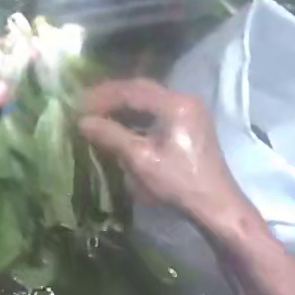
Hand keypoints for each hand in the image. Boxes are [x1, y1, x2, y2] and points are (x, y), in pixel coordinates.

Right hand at [79, 78, 252, 232]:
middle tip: (84, 105)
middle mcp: (184, 99)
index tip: (78, 105)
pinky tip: (119, 123)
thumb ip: (110, 136)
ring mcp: (189, 110)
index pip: (131, 91)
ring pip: (148, 98)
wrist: (216, 206)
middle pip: (140, 89)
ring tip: (97, 112)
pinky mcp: (189, 123)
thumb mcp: (140, 160)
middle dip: (111, 95)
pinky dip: (136, 113)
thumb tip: (82, 121)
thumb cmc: (178, 183)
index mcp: (175, 104)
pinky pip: (157, 109)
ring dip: (122, 103)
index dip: (102, 97)